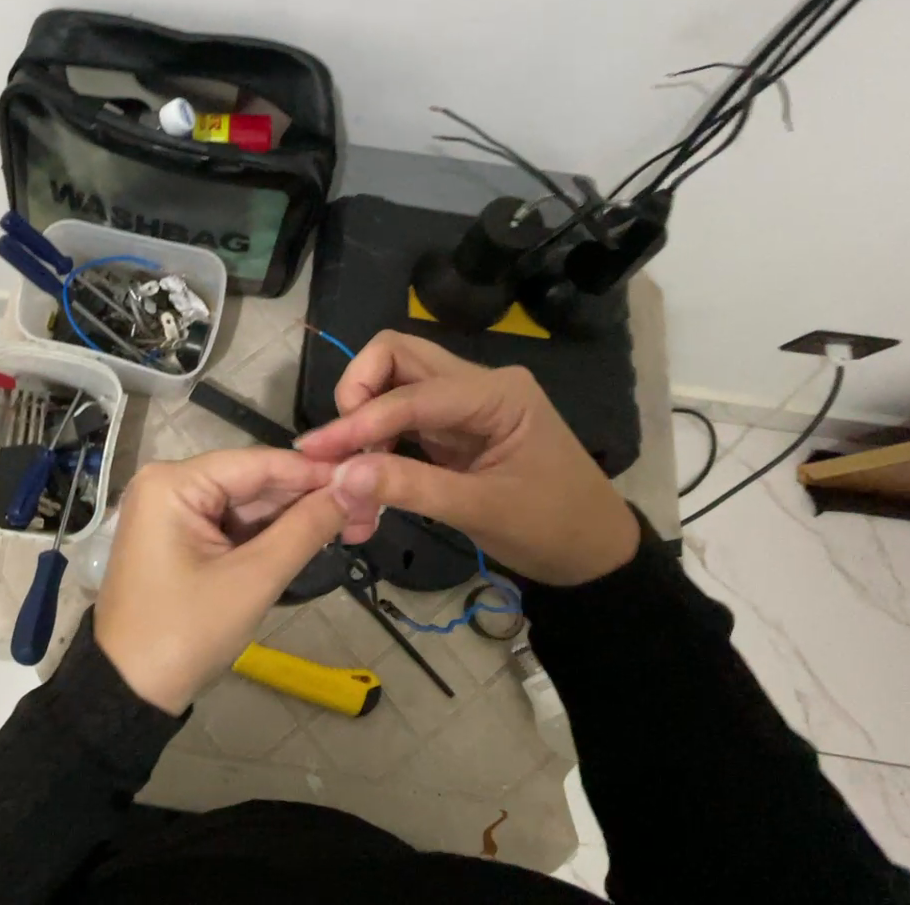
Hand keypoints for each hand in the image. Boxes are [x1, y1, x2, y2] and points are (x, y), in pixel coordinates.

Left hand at [95, 448, 349, 714]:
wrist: (128, 691)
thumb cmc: (185, 633)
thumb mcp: (252, 580)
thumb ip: (304, 529)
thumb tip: (350, 489)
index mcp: (172, 483)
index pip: (256, 463)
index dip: (313, 472)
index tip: (365, 480)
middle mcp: (168, 484)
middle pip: (252, 481)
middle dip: (307, 497)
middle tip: (366, 510)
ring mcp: (171, 510)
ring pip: (246, 503)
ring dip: (293, 517)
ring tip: (353, 524)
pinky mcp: (178, 536)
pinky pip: (231, 524)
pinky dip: (268, 534)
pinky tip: (312, 536)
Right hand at [293, 331, 638, 586]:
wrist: (594, 553)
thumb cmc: (552, 529)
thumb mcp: (483, 511)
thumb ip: (410, 488)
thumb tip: (340, 475)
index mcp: (497, 394)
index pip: (412, 392)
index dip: (361, 420)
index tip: (316, 452)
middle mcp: (477, 383)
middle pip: (396, 355)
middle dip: (357, 392)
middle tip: (337, 444)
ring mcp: (462, 402)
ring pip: (392, 379)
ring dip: (361, 414)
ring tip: (345, 465)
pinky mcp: (450, 425)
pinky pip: (399, 413)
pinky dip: (373, 436)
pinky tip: (363, 471)